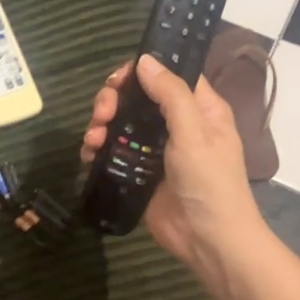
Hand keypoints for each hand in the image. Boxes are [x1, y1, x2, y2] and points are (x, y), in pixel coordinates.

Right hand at [81, 56, 263, 283]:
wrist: (208, 239)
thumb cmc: (210, 182)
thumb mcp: (194, 132)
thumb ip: (170, 94)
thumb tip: (144, 60)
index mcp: (200, 109)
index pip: (168, 75)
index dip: (141, 70)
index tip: (118, 79)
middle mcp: (176, 124)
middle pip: (136, 98)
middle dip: (113, 101)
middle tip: (102, 114)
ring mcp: (155, 149)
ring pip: (120, 123)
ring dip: (101, 125)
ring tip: (93, 140)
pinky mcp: (138, 172)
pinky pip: (113, 152)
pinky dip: (97, 149)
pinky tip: (89, 155)